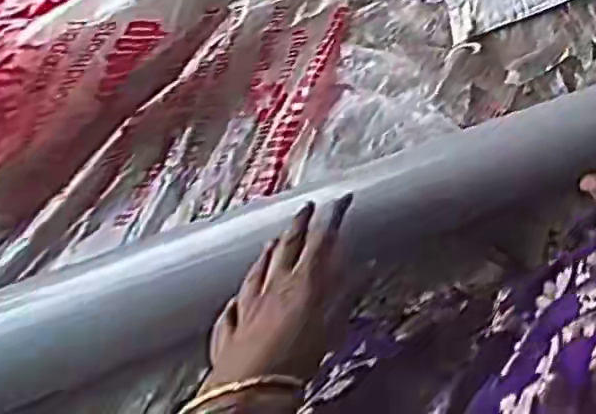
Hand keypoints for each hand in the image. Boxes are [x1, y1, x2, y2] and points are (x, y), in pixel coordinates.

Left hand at [202, 197, 351, 395]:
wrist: (248, 397)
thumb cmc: (297, 359)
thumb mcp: (333, 323)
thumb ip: (348, 292)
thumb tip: (368, 267)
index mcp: (304, 281)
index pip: (321, 238)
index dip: (332, 216)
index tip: (341, 200)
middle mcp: (274, 287)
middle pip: (287, 247)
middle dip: (298, 224)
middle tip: (306, 208)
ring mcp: (247, 310)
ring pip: (257, 272)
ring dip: (267, 254)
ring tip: (273, 240)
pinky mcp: (227, 335)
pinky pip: (231, 309)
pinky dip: (237, 298)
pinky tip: (235, 297)